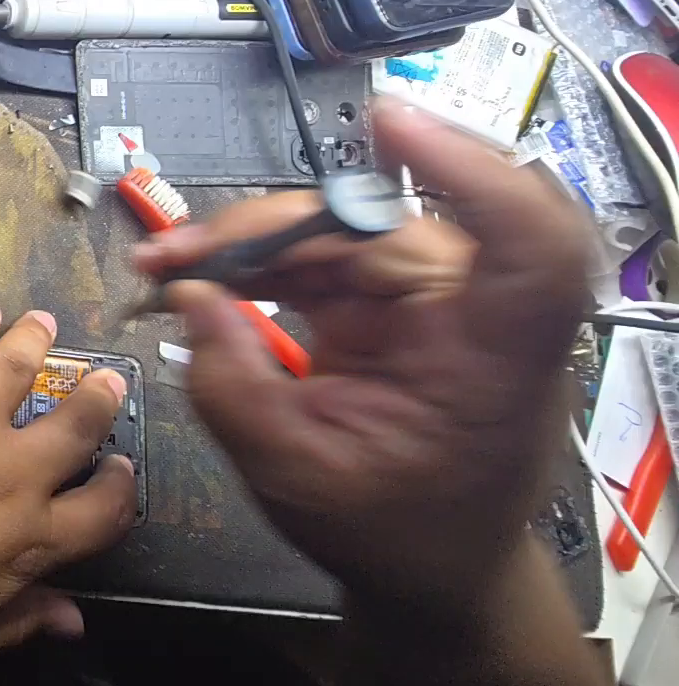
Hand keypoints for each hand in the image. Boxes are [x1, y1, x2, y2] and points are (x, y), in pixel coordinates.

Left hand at [0, 304, 135, 667]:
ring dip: (35, 341)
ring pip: (16, 369)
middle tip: (107, 380)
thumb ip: (20, 622)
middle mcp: (8, 473)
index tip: (123, 469)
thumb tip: (74, 619)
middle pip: (73, 427)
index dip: (120, 490)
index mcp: (28, 541)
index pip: (102, 513)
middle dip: (97, 401)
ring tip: (45, 322)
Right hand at [132, 105, 589, 616]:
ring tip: (162, 267)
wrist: (421, 563)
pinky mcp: (380, 307)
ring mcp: (420, 305)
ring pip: (327, 234)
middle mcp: (462, 312)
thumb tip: (184, 294)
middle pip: (369, 227)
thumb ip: (228, 380)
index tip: (388, 123)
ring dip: (238, 244)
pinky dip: (248, 265)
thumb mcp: (285, 465)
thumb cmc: (382, 528)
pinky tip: (198, 279)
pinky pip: (310, 260)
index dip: (472, 172)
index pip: (522, 245)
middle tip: (165, 256)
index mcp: (484, 358)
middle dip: (256, 230)